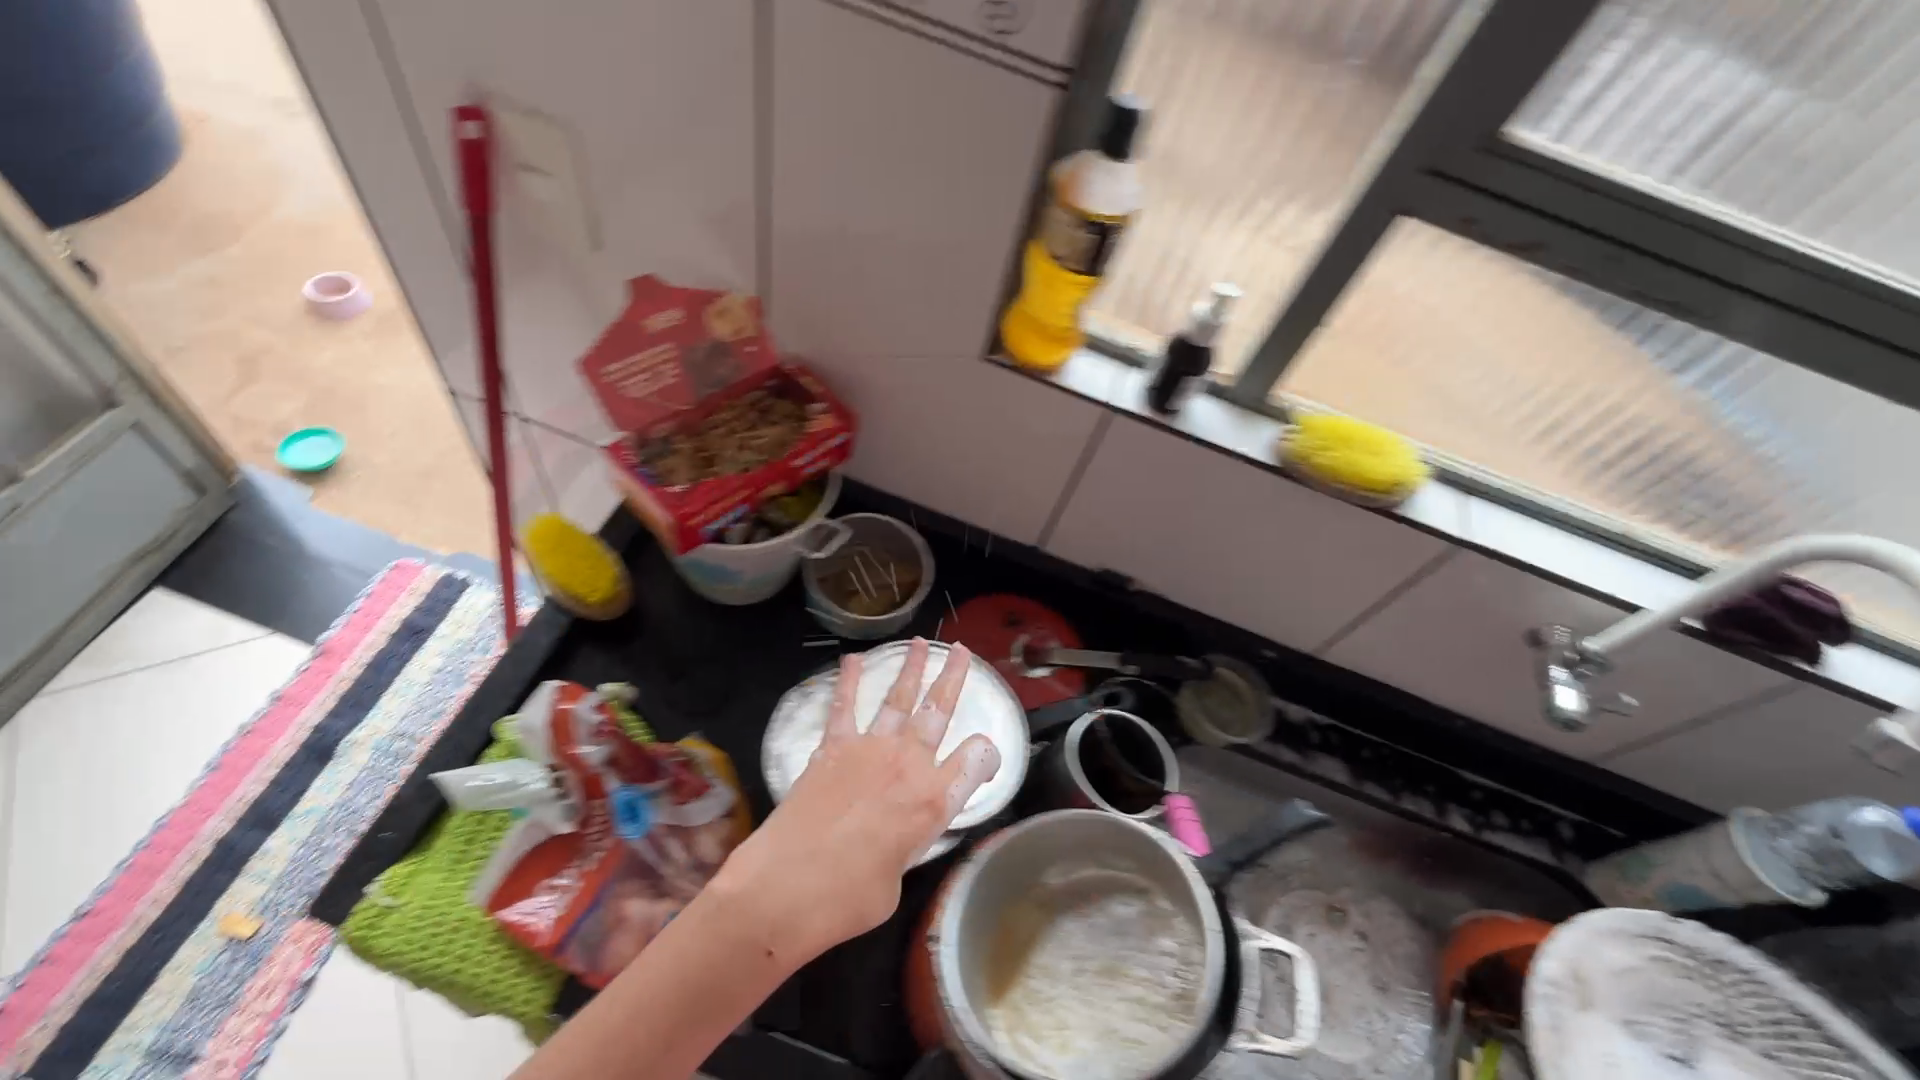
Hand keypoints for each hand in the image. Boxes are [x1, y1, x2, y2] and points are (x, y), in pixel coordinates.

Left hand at [711, 639, 1001, 963]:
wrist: (787, 886)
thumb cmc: (849, 899)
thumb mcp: (896, 881)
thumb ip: (903, 846)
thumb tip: (891, 834)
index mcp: (934, 802)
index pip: (977, 761)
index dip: (987, 755)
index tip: (985, 755)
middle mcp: (909, 765)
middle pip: (939, 711)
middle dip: (953, 679)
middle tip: (961, 652)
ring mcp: (869, 750)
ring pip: (898, 699)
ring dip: (910, 668)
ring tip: (920, 643)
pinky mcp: (831, 749)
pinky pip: (844, 707)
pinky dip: (848, 682)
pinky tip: (852, 661)